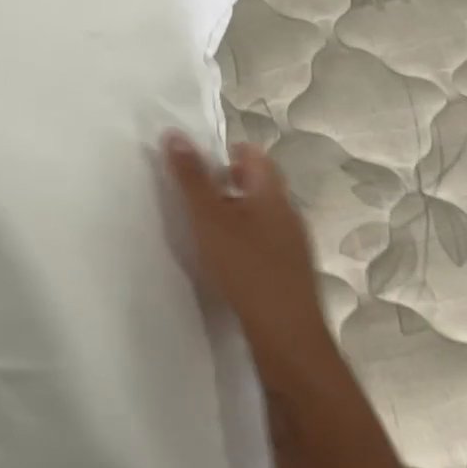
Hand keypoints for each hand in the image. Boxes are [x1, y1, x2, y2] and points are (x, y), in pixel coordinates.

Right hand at [162, 131, 333, 368]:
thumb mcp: (208, 217)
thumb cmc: (245, 267)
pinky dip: (241, 238)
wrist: (285, 334)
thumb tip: (174, 132)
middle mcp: (288, 214)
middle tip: (191, 192)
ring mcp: (292, 245)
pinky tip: (222, 258)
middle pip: (258, 184)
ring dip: (233, 212)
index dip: (226, 151)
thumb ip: (190, 176)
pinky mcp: (289, 271)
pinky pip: (263, 240)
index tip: (196, 162)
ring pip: (260, 214)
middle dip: (226, 182)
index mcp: (272, 194)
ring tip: (201, 226)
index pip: (254, 155)